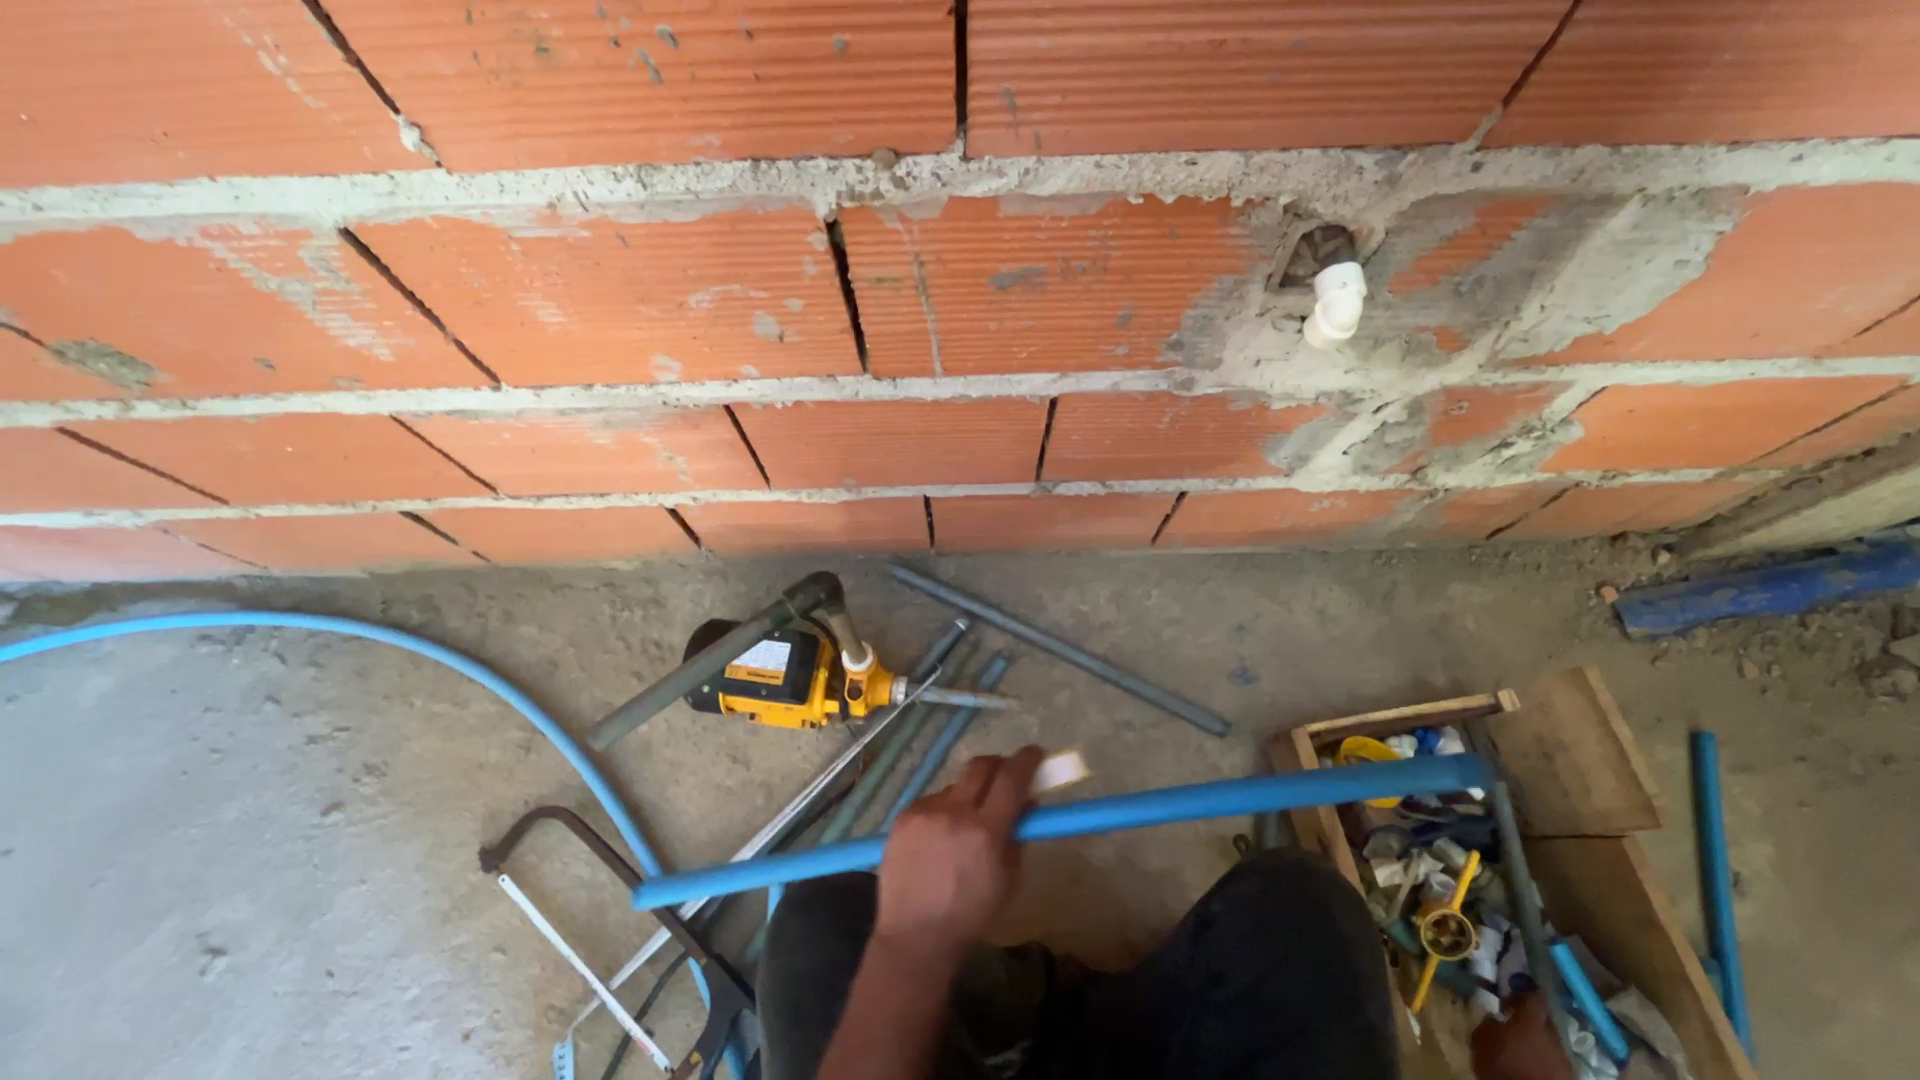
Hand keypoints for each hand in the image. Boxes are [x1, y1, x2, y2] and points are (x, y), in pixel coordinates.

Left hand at [873, 746, 1043, 963]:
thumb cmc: (970, 914)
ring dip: (968, 793)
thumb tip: (1026, 801)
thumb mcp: (1008, 878)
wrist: (915, 935)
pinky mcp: (902, 817)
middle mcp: (953, 812)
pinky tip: (941, 837)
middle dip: (998, 764)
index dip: (1026, 760)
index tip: (1035, 753)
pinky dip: (943, 810)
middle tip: (1005, 773)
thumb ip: (1018, 834)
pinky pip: (931, 801)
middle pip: (980, 766)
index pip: (1011, 778)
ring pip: (954, 786)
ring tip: (967, 822)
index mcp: (985, 830)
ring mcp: (924, 812)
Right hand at [1471, 992, 1573, 1079]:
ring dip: (1538, 1040)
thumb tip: (1494, 1017)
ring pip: (1551, 1040)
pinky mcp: (1569, 1076)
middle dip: (1531, 1018)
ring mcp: (1564, 1058)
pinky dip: (1544, 1057)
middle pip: (1546, 1019)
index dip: (1524, 993)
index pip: (1536, 997)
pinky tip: (1532, 1063)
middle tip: (1514, 1022)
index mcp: (1531, 1022)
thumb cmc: (1502, 1068)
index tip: (1510, 996)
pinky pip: (1555, 1058)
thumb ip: (1487, 1024)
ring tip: (1522, 1047)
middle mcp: (1553, 1036)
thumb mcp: (1481, 1041)